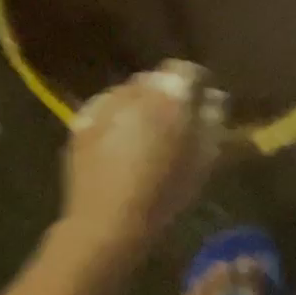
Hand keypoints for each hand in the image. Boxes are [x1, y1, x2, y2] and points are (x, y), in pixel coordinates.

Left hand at [55, 60, 224, 282]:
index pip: (187, 71)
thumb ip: (212, 119)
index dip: (198, 84)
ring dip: (141, 104)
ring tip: (148, 131)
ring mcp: (104, 104)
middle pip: (156, 79)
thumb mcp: (205, 158)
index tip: (205, 101)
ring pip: (129, 92)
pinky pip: (106, 108)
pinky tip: (121, 141)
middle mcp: (134, 91)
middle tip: (178, 119)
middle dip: (168, 94)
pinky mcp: (81, 122)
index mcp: (169, 95)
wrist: (107, 223)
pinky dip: (117, 117)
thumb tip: (214, 98)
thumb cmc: (165, 193)